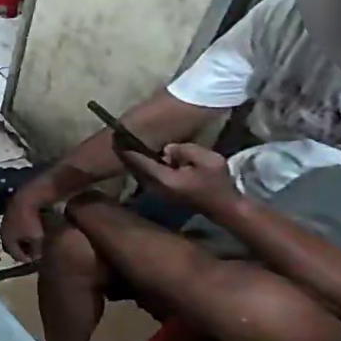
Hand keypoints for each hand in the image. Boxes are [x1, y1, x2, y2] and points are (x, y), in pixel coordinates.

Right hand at [0, 182, 48, 261]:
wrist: (26, 198)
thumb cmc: (31, 220)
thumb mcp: (36, 238)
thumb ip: (36, 250)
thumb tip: (36, 257)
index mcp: (7, 240)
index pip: (15, 254)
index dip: (26, 259)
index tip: (35, 261)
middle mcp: (3, 232)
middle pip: (12, 246)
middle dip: (22, 250)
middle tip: (33, 253)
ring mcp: (5, 223)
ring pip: (13, 236)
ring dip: (22, 241)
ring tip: (32, 243)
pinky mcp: (10, 215)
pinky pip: (16, 228)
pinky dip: (22, 232)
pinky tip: (31, 231)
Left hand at [118, 142, 237, 211]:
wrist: (223, 207)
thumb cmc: (218, 184)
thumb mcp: (210, 161)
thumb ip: (186, 150)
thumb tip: (166, 148)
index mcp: (161, 177)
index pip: (136, 160)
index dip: (125, 146)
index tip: (117, 133)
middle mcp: (150, 185)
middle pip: (132, 164)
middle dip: (126, 150)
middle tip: (120, 135)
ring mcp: (152, 190)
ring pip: (137, 169)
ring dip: (134, 157)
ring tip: (130, 142)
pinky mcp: (157, 191)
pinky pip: (144, 173)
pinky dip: (143, 163)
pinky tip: (149, 155)